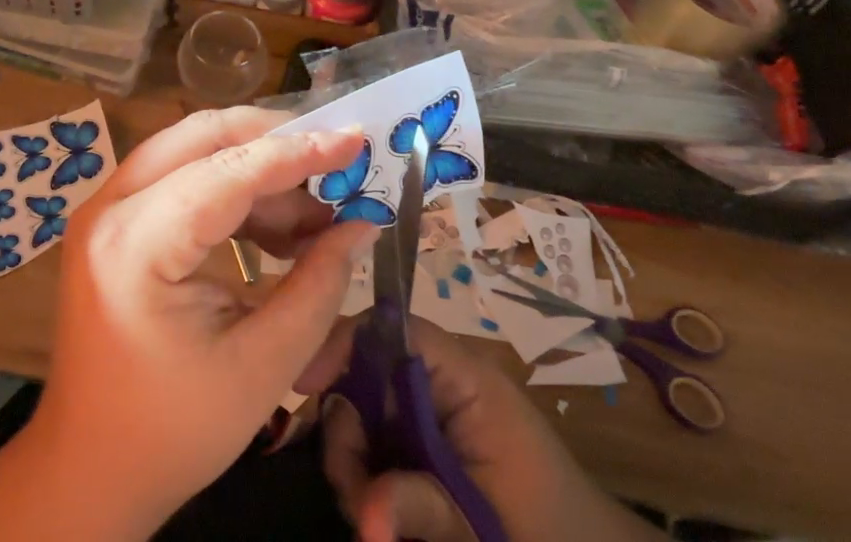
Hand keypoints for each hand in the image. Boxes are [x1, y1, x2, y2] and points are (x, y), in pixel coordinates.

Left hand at [23, 108, 379, 533]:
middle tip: (337, 168)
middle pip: (201, 137)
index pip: (229, 170)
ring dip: (256, 172)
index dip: (299, 151)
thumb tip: (362, 224)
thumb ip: (319, 285)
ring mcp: (103, 212)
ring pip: (190, 152)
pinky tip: (277, 234)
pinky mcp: (112, 226)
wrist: (90, 467)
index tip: (358, 139)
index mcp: (135, 244)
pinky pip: (179, 182)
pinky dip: (231, 194)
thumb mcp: (263, 366)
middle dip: (274, 144)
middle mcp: (109, 209)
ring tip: (316, 218)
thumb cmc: (173, 430)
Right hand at [302, 317, 662, 541]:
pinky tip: (380, 513)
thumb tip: (365, 516)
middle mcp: (440, 385)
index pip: (393, 330)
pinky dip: (366, 477)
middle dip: (344, 431)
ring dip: (352, 465)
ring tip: (376, 519)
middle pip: (363, 375)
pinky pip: (374, 444)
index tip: (300, 385)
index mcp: (466, 380)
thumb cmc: (550, 532)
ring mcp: (428, 415)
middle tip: (355, 493)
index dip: (341, 343)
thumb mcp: (484, 524)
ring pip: (361, 415)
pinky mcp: (422, 445)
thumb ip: (423, 509)